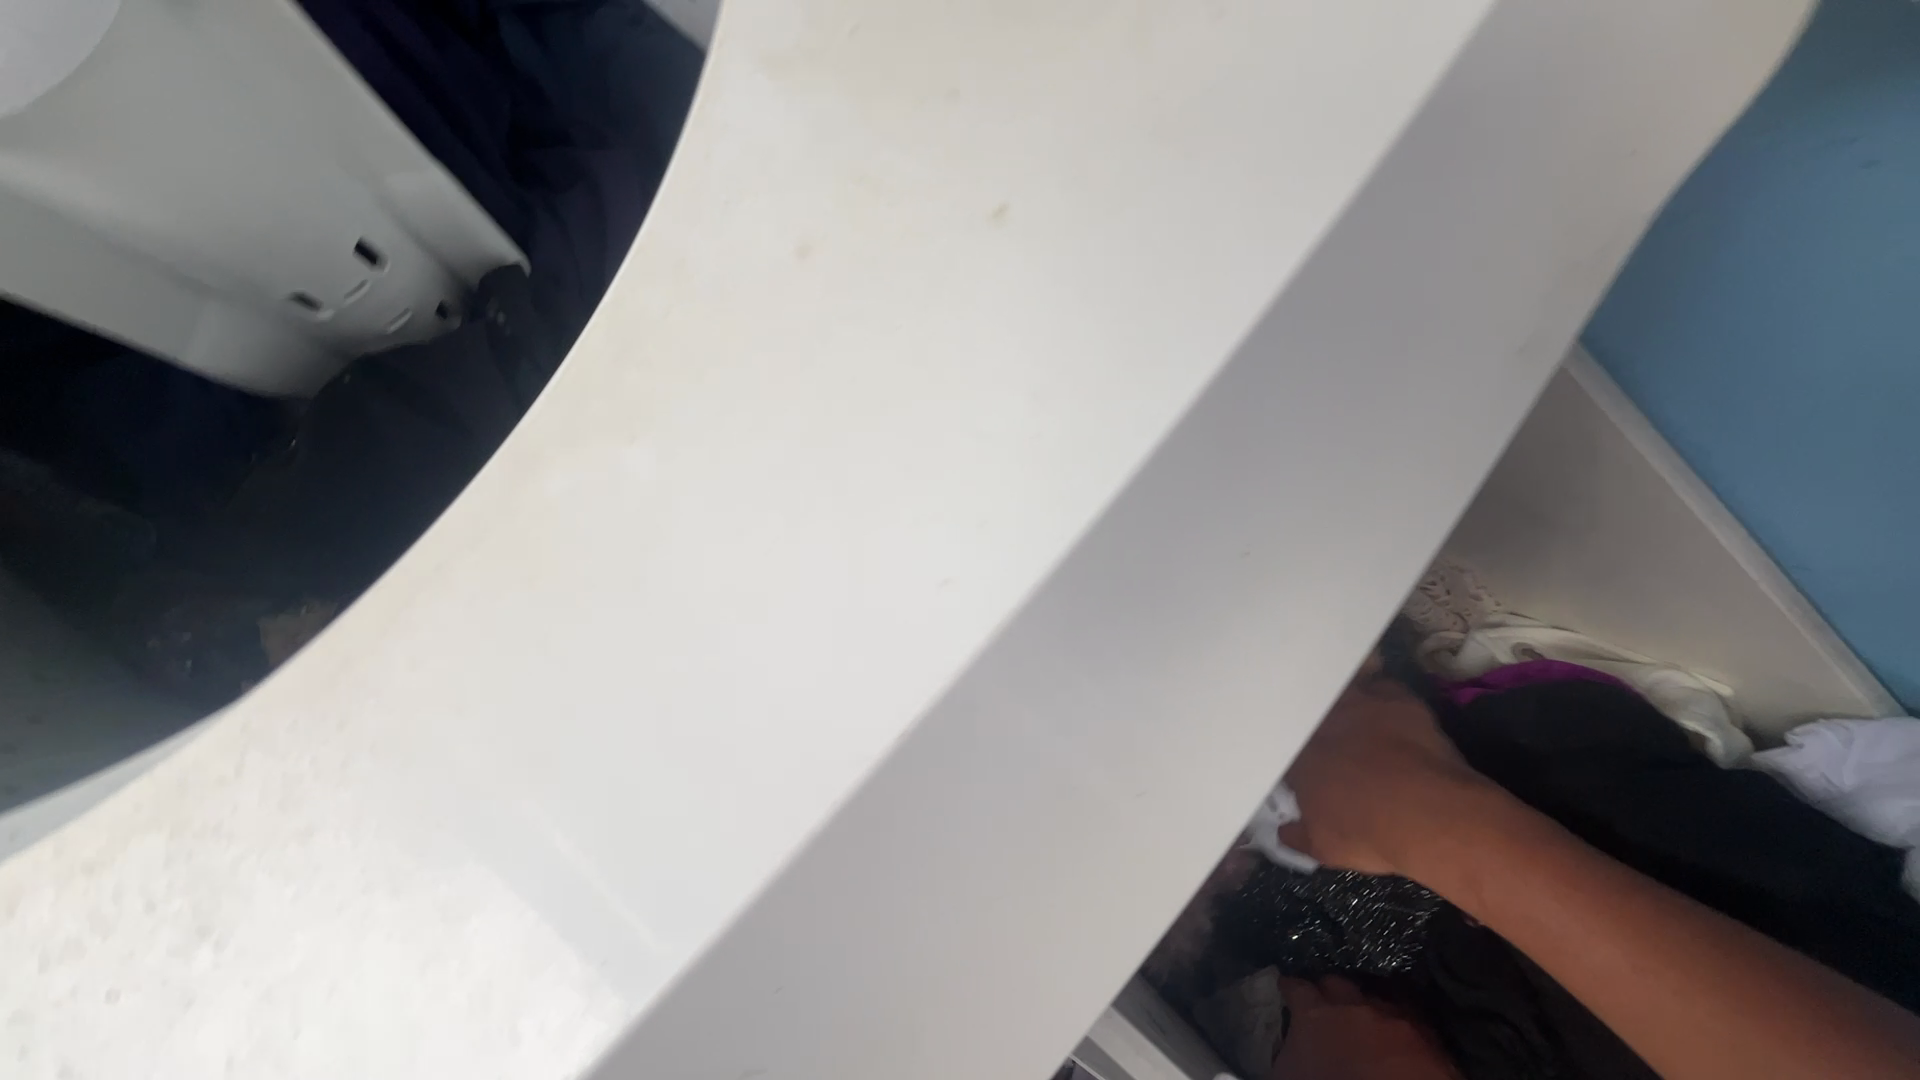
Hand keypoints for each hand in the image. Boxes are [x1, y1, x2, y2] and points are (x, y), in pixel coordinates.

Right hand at [1269, 977, 1459, 1079]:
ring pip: (1377, 999)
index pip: (1295, 986)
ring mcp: (1394, 1018)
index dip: (1289, 989)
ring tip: (1368, 1027)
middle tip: (1327, 1010)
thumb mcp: (1289, 1077)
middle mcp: (1353, 1004)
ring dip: (1369, 1010)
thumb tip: (1285, 1048)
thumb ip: (1285, 1054)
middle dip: (1330, 993)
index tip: (1287, 993)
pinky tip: (1402, 1043)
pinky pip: (1412, 1021)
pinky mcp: (1429, 1038)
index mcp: (1315, 1013)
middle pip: (1336, 984)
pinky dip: (1403, 1029)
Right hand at [1277, 659, 1503, 877]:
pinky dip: (1381, 691)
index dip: (1294, 760)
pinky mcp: (1398, 702)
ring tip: (1349, 705)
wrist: (1429, 816)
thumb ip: (1297, 835)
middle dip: (1312, 721)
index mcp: (1298, 758)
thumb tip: (1284, 832)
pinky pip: (1382, 685)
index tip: (1302, 773)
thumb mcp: (1323, 847)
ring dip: (1342, 694)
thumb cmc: (1367, 832)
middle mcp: (1321, 725)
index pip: (1286, 752)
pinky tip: (1387, 703)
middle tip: (1324, 735)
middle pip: (1308, 710)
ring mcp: (1359, 707)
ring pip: (1341, 686)